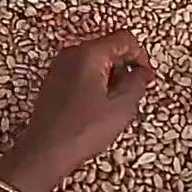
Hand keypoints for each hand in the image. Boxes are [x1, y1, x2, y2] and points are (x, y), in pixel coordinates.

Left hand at [0, 31, 152, 191]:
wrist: (45, 151)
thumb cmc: (81, 130)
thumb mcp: (121, 107)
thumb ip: (138, 82)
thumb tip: (142, 72)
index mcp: (89, 54)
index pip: (125, 39)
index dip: (141, 57)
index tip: (146, 77)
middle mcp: (71, 54)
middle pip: (109, 48)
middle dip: (126, 67)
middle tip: (133, 93)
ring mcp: (60, 67)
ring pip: (96, 61)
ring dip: (112, 77)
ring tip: (115, 104)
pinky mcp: (55, 81)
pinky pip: (82, 72)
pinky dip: (96, 83)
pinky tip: (98, 107)